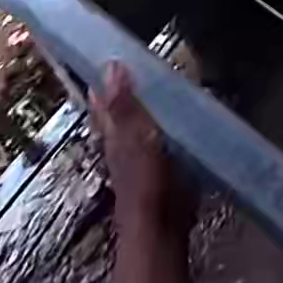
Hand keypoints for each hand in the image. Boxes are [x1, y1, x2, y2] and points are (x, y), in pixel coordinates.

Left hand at [89, 61, 171, 223]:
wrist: (162, 229)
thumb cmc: (145, 182)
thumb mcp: (135, 137)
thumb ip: (124, 104)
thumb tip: (112, 65)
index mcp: (112, 132)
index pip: (101, 98)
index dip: (103, 77)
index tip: (112, 52)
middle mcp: (121, 142)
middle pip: (118, 109)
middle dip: (126, 87)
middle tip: (139, 61)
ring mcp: (139, 156)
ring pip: (138, 122)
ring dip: (147, 104)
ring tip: (163, 80)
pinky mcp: (160, 167)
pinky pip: (160, 136)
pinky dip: (166, 123)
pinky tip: (180, 115)